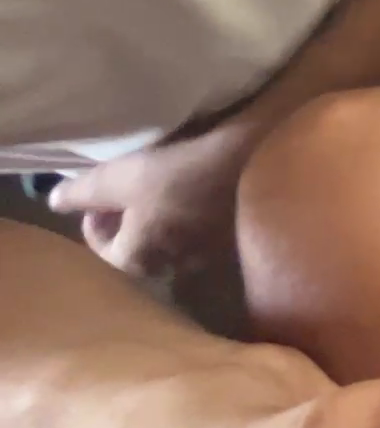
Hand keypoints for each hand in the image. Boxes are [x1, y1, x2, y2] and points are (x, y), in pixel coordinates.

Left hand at [50, 119, 259, 275]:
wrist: (274, 159)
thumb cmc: (192, 170)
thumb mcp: (123, 174)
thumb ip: (81, 191)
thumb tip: (58, 200)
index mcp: (137, 259)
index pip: (100, 245)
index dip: (100, 213)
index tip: (115, 187)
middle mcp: (177, 267)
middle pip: (148, 243)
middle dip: (146, 220)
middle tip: (152, 189)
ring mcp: (221, 255)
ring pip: (187, 238)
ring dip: (183, 219)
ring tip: (191, 189)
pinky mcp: (255, 239)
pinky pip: (221, 232)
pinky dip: (215, 216)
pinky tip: (223, 193)